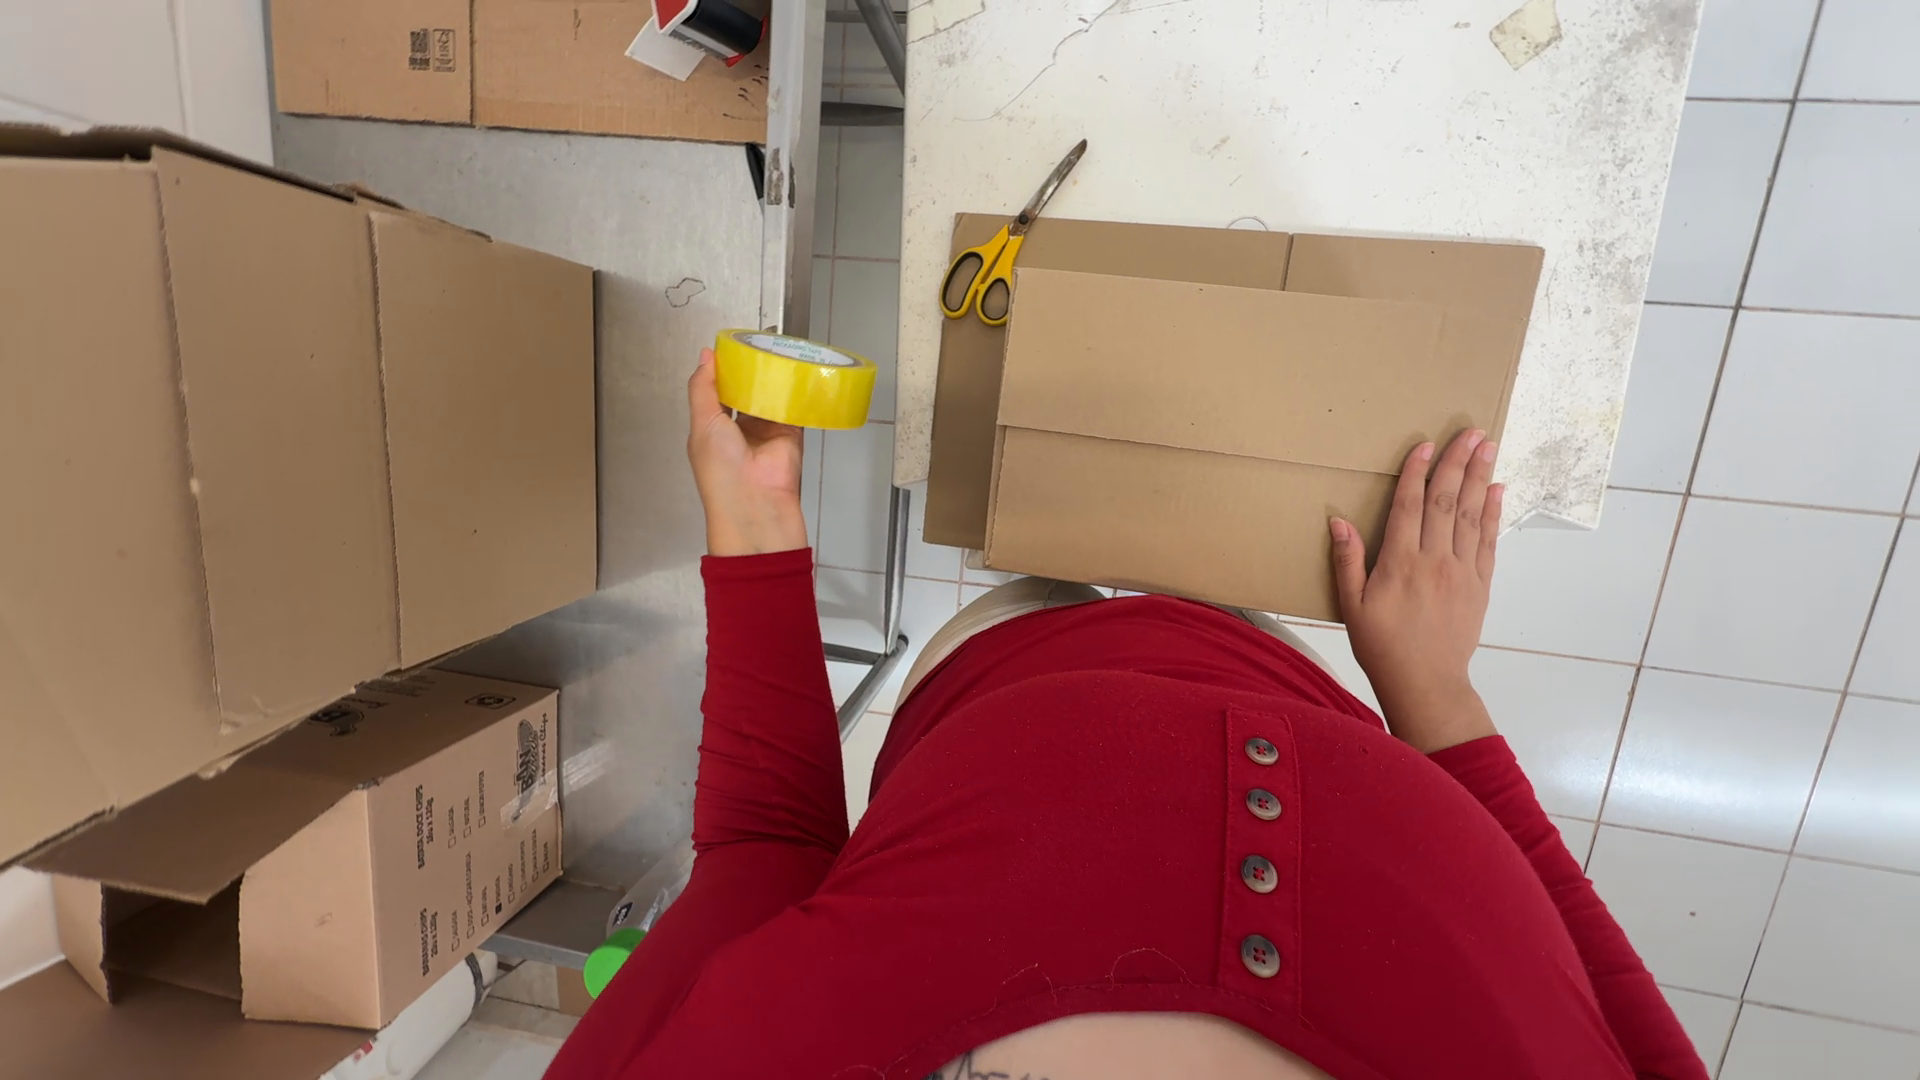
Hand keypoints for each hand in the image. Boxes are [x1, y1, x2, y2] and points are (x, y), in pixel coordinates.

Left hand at [686, 348, 807, 556]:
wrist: (756, 504)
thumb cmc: (721, 467)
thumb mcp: (702, 423)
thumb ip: (703, 388)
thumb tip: (707, 355)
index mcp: (713, 428)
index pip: (719, 392)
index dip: (724, 370)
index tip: (732, 345)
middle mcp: (740, 429)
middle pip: (747, 392)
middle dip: (752, 371)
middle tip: (761, 342)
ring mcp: (768, 432)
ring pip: (771, 398)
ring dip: (774, 378)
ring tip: (780, 348)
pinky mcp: (792, 435)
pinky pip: (795, 409)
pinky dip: (797, 392)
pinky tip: (798, 369)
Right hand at [1329, 430, 1501, 752]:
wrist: (1426, 681)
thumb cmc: (1380, 643)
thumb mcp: (1350, 604)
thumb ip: (1347, 560)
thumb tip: (1339, 520)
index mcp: (1400, 563)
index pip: (1408, 507)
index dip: (1415, 473)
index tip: (1423, 444)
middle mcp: (1435, 560)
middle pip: (1446, 502)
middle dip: (1457, 464)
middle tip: (1470, 431)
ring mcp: (1462, 571)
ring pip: (1471, 515)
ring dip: (1479, 477)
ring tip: (1488, 447)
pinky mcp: (1480, 585)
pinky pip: (1488, 541)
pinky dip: (1493, 513)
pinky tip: (1497, 490)